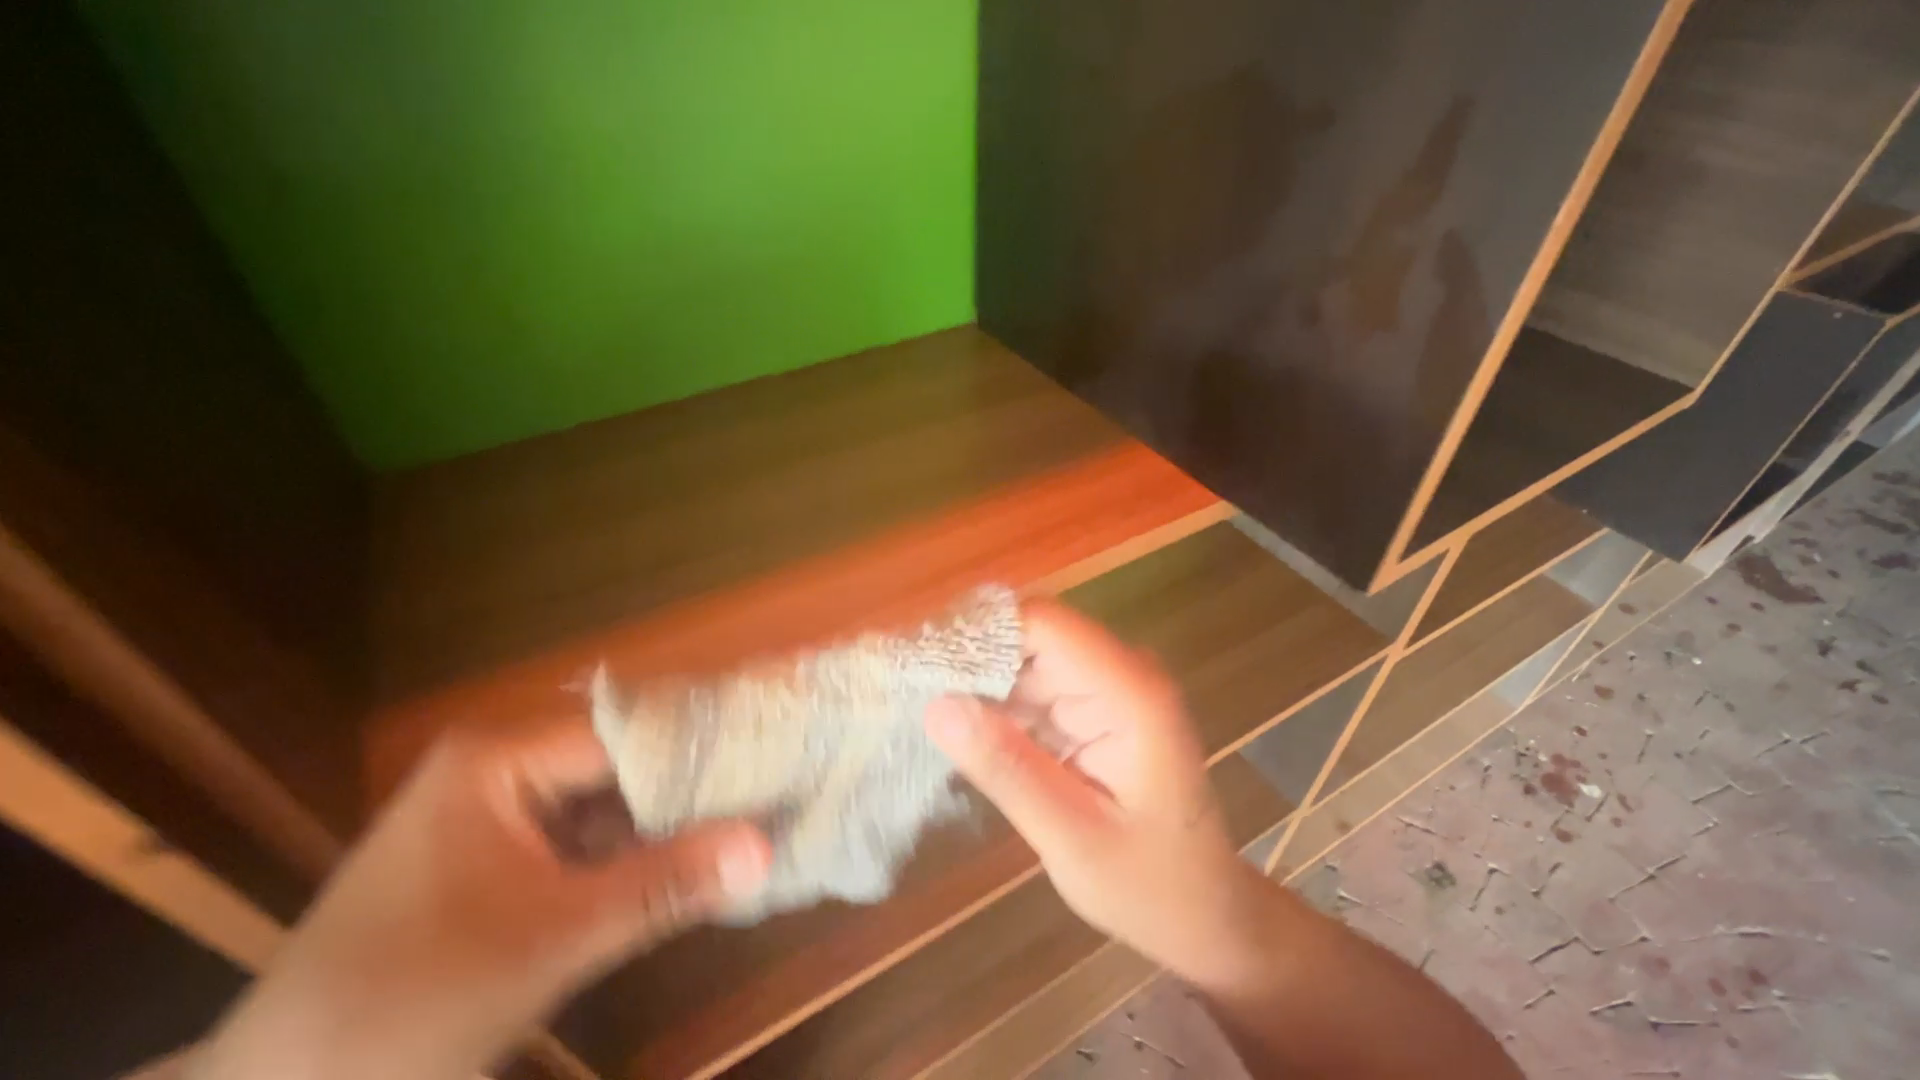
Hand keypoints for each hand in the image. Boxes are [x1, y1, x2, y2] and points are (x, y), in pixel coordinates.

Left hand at [191, 717, 769, 1079]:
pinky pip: (582, 845)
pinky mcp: (495, 864)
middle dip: (694, 788)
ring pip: (606, 807)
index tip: (779, 754)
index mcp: (497, 760)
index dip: (705, 746)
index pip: (627, 732)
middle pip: (620, 764)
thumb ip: (664, 888)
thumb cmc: (410, 1003)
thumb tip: (766, 845)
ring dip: (669, 825)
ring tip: (755, 824)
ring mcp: (494, 817)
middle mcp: (497, 770)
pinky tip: (693, 870)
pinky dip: (633, 859)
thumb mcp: (552, 943)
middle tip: (780, 791)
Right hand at [924, 598, 1265, 978]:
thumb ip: (1007, 769)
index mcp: (1130, 693)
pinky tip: (958, 734)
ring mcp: (1109, 691)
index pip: (1043, 624)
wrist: (1202, 914)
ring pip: (1025, 662)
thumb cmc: (1148, 885)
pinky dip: (996, 710)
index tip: (916, 663)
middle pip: (1030, 638)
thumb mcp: (1072, 838)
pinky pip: (1034, 690)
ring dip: (976, 686)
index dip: (977, 633)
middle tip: (903, 693)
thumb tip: (935, 705)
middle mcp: (1122, 675)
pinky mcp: (1095, 711)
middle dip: (968, 661)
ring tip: (917, 711)